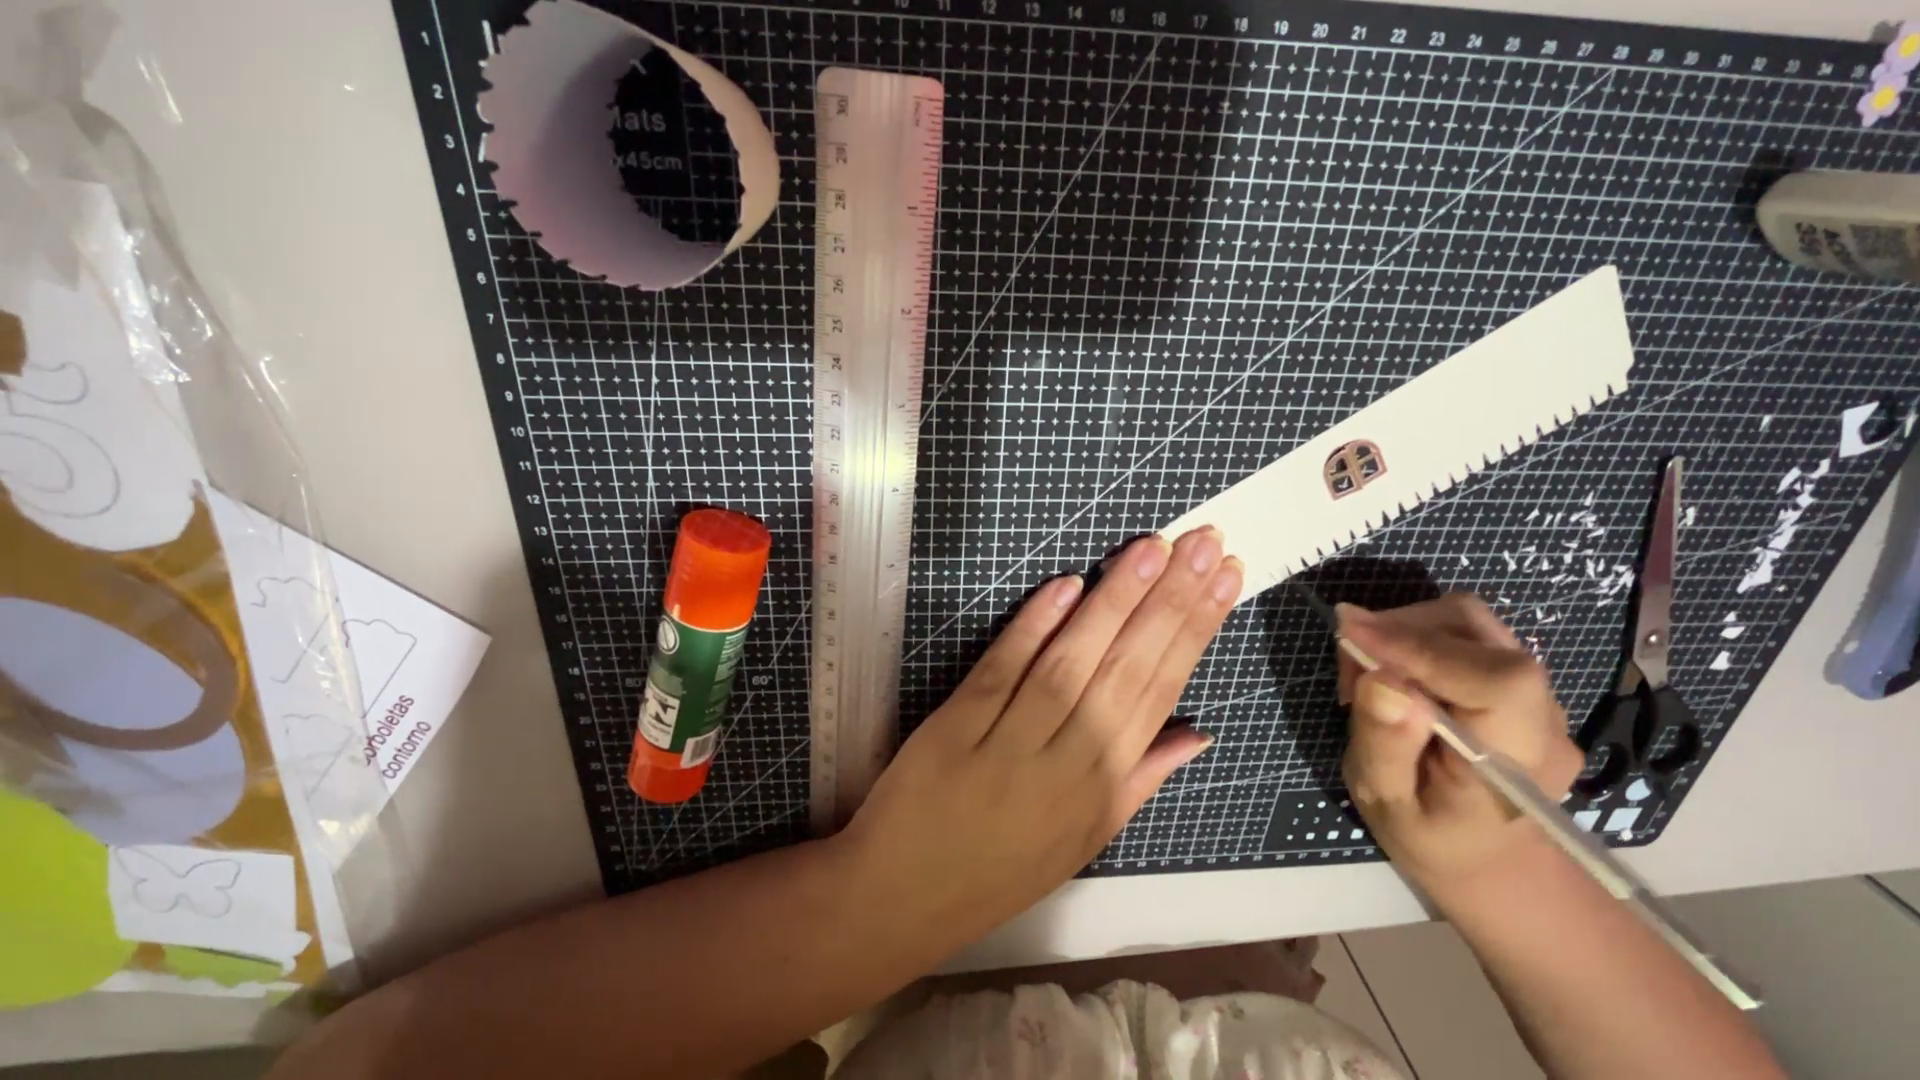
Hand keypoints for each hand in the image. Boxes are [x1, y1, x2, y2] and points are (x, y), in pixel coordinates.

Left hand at [840, 528, 1241, 940]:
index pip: (1160, 691)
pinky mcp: (957, 723)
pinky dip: (1034, 625)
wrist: (906, 894)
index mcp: (1104, 785)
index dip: (1195, 631)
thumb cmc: (1002, 868)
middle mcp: (1068, 759)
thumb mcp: (1086, 839)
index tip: (1224, 580)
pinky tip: (1067, 585)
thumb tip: (1199, 734)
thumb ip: (1141, 779)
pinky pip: (1003, 667)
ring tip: (1153, 548)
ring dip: (1115, 601)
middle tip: (1204, 542)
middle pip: (1126, 667)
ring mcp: (1011, 740)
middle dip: (1170, 600)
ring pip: (1073, 661)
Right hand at [1335, 594, 1583, 895]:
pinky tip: (1395, 679)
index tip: (1351, 633)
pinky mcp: (1519, 683)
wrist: (1495, 862)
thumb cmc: (1434, 844)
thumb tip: (1381, 680)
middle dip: (1400, 631)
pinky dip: (1419, 641)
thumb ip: (1386, 748)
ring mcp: (1538, 695)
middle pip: (1476, 632)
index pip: (1494, 677)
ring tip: (1368, 676)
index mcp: (1517, 760)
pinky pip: (1467, 639)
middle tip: (1349, 668)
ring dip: (1406, 632)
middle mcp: (1542, 717)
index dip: (1421, 646)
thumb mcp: (1389, 809)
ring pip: (1469, 625)